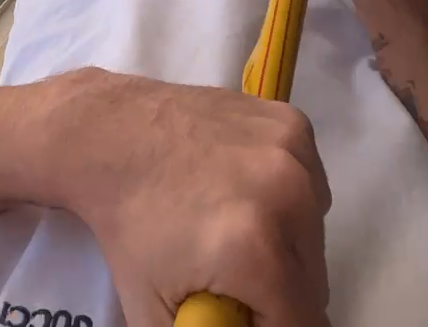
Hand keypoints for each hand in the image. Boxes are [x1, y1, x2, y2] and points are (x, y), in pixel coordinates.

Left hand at [37, 69, 331, 326]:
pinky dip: (287, 196)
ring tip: (232, 223)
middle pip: (312, 280)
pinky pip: (311, 184)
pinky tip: (242, 185)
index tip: (241, 314)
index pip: (303, 325)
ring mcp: (292, 149)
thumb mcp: (156, 314)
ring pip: (315, 231)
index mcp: (256, 249)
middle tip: (230, 272)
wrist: (113, 134)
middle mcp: (287, 194)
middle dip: (277, 290)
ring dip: (287, 242)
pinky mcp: (292, 121)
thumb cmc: (129, 224)